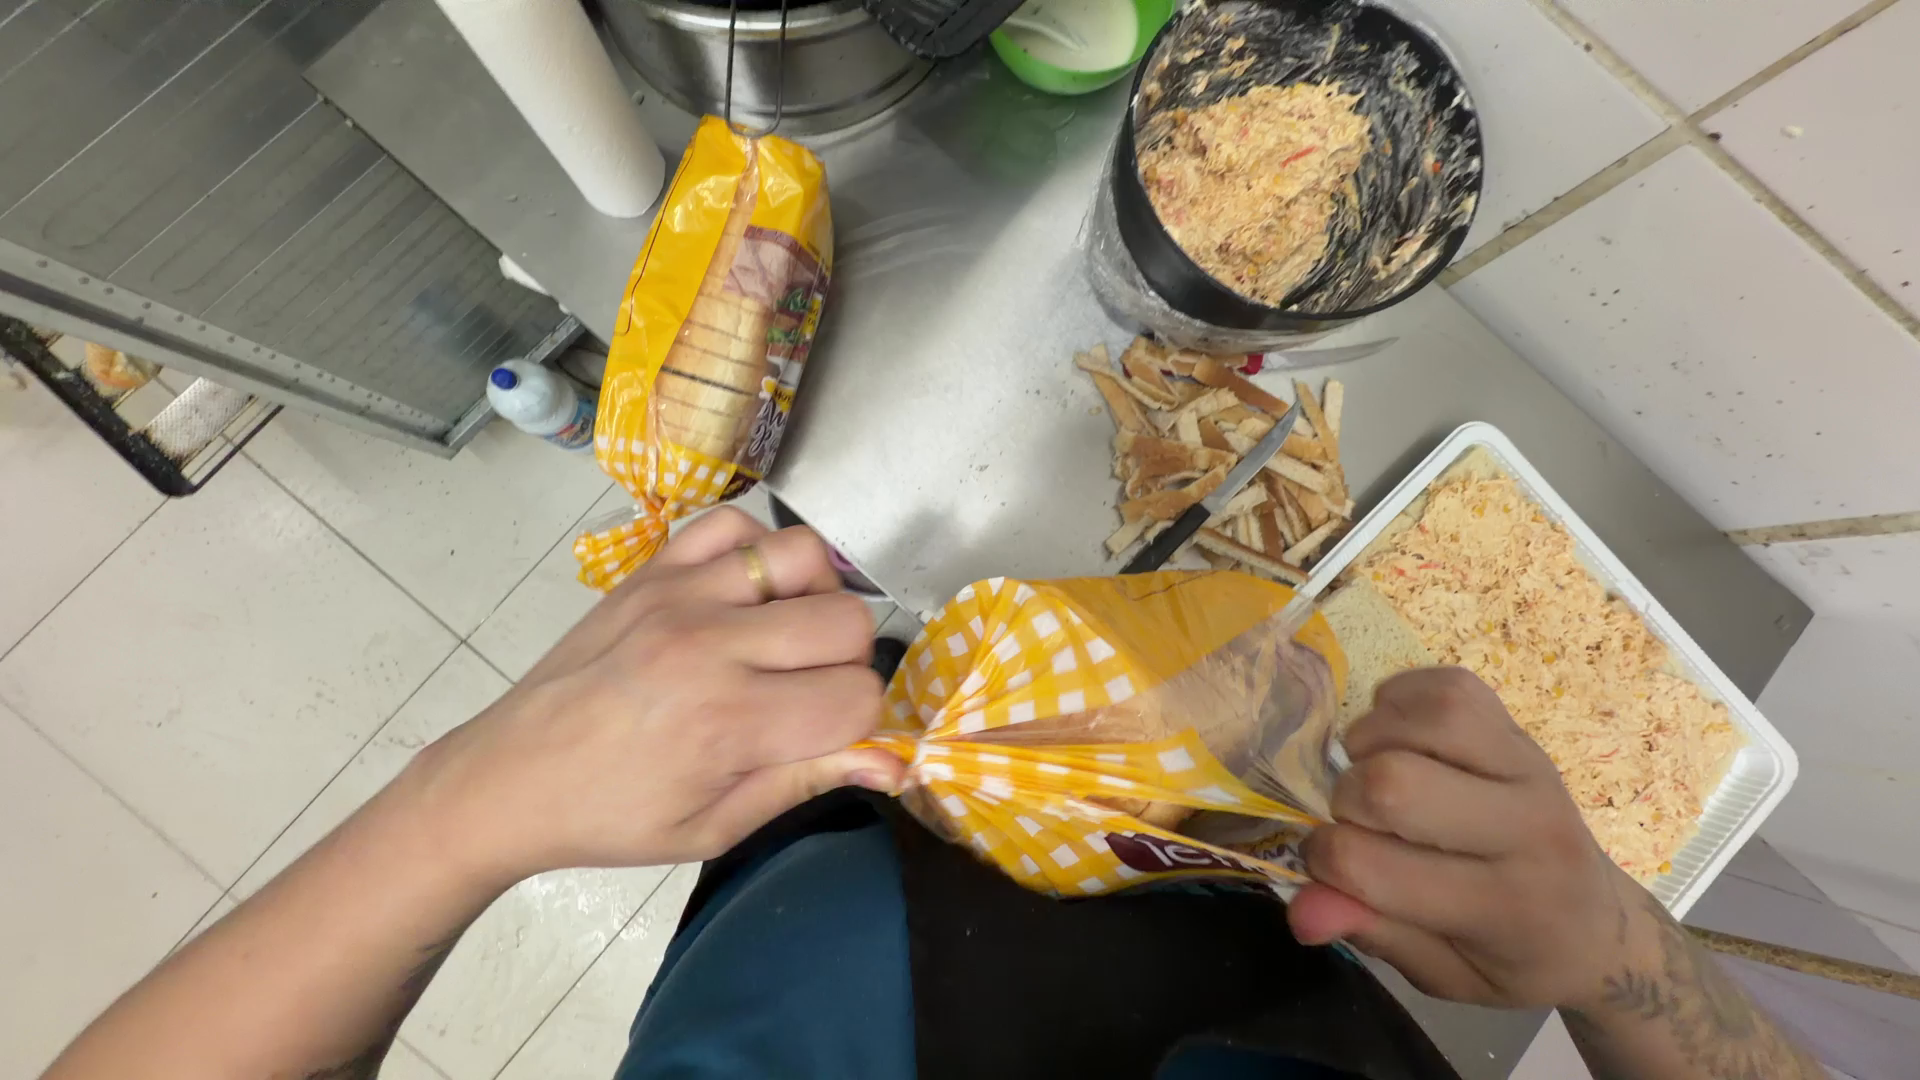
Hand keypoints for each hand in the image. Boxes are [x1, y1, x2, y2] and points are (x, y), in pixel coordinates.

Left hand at [398, 508, 906, 882]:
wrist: (508, 777)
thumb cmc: (617, 816)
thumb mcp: (718, 824)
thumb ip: (810, 781)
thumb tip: (897, 763)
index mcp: (729, 721)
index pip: (857, 697)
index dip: (860, 721)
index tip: (826, 734)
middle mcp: (712, 643)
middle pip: (847, 620)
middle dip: (849, 662)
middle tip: (808, 689)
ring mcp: (681, 592)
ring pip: (806, 555)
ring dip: (817, 596)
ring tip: (786, 631)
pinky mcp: (653, 567)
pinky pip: (734, 523)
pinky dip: (757, 549)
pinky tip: (746, 591)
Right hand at [1286, 667, 1645, 1009]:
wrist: (1601, 925)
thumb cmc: (1511, 953)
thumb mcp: (1444, 973)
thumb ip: (1372, 934)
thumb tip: (1299, 912)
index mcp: (1506, 905)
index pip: (1367, 863)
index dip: (1322, 861)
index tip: (1331, 869)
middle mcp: (1528, 828)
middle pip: (1392, 782)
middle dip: (1345, 800)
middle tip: (1359, 821)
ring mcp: (1528, 765)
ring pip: (1423, 719)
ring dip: (1371, 743)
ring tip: (1376, 770)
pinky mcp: (1517, 725)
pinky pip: (1442, 686)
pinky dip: (1398, 702)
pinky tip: (1397, 737)